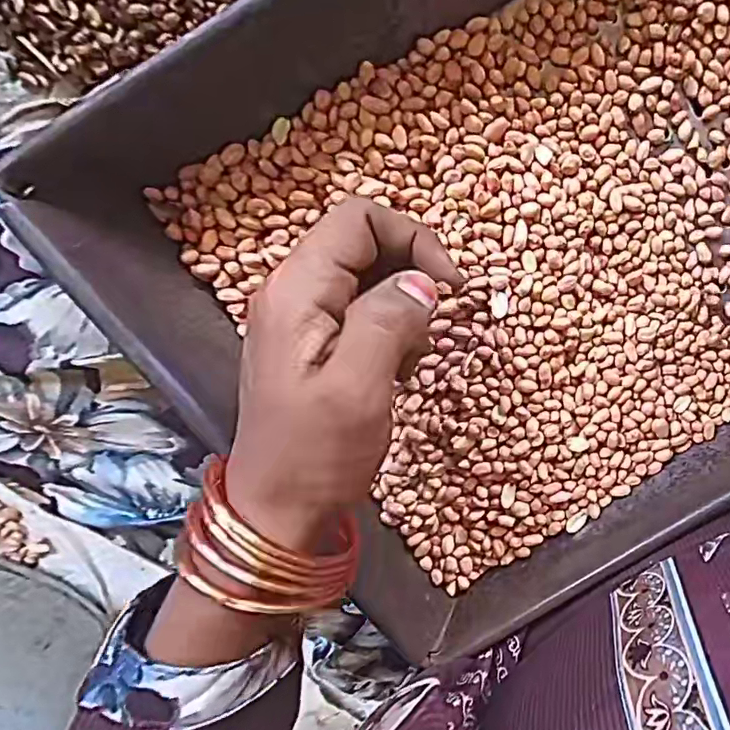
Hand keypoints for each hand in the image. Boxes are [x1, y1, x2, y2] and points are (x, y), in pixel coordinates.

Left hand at [149, 200, 461, 666]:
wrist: (280, 510)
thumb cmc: (315, 454)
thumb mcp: (359, 387)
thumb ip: (389, 321)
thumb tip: (424, 283)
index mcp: (297, 291)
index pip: (359, 219)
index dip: (413, 239)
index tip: (449, 285)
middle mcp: (296, 294)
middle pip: (366, 243)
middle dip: (414, 273)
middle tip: (440, 321)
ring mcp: (306, 320)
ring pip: (372, 279)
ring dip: (408, 308)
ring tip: (415, 355)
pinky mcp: (320, 346)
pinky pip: (368, 314)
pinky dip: (396, 330)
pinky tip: (400, 368)